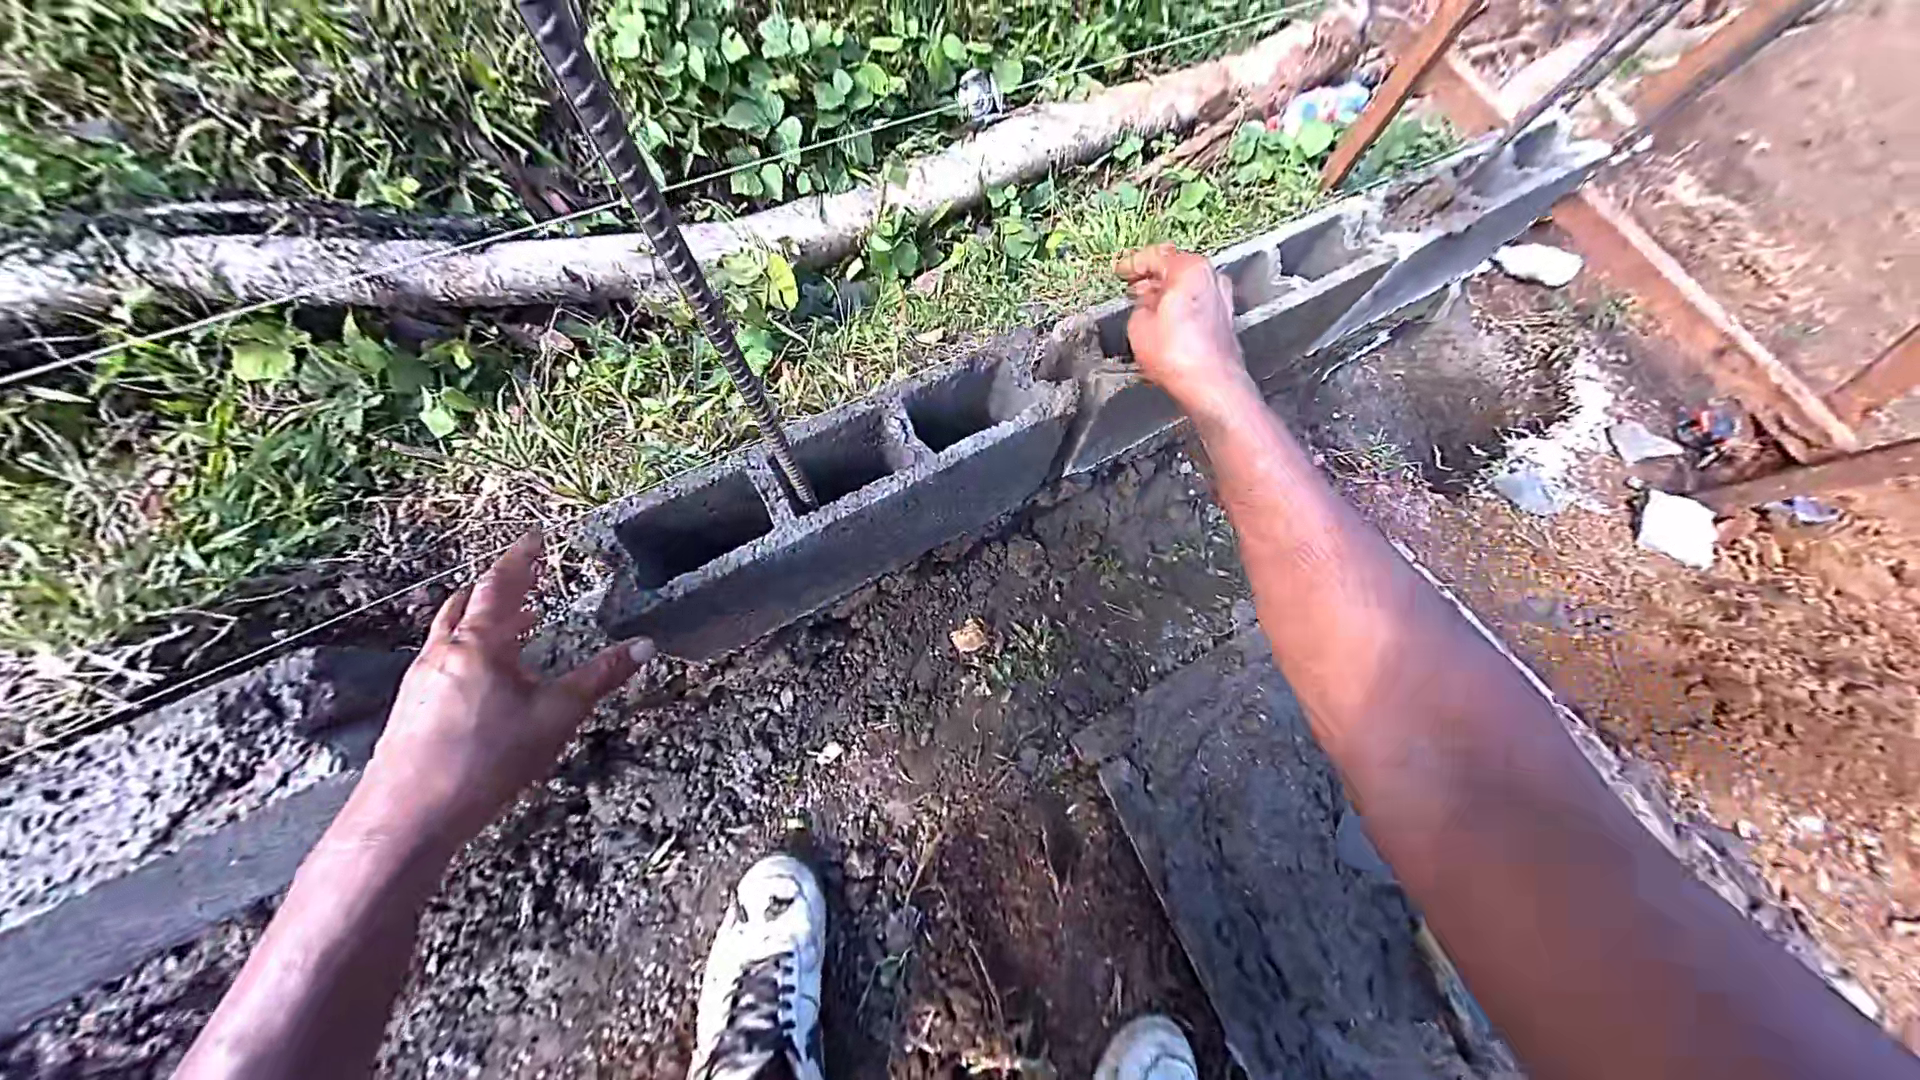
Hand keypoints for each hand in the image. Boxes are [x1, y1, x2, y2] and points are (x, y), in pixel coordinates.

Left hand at [349, 531, 653, 848]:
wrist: (405, 821)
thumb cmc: (486, 760)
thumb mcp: (557, 715)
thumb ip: (602, 676)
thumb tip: (646, 645)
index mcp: (478, 646)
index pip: (499, 587)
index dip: (520, 560)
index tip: (535, 538)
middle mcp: (443, 654)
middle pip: (467, 604)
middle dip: (501, 586)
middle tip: (530, 575)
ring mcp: (422, 681)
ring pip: (452, 631)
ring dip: (485, 616)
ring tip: (520, 618)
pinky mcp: (414, 707)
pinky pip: (446, 658)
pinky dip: (473, 646)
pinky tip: (493, 672)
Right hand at [1114, 244, 1252, 412]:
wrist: (1209, 384)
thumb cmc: (1178, 355)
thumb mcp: (1138, 326)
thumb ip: (1139, 308)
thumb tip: (1143, 307)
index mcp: (1190, 269)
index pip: (1156, 256)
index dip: (1133, 263)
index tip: (1121, 270)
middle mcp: (1211, 279)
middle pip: (1176, 269)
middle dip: (1151, 278)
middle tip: (1131, 286)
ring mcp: (1221, 299)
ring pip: (1187, 288)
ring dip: (1165, 294)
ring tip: (1144, 306)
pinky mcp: (1223, 320)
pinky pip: (1195, 305)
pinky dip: (1179, 308)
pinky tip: (1164, 322)